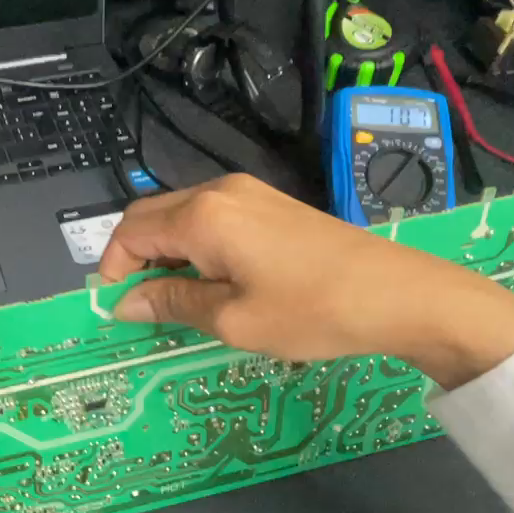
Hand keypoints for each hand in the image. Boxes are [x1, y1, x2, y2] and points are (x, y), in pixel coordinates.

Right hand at [97, 175, 513, 388]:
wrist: (400, 294)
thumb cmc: (310, 312)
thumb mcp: (232, 320)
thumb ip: (171, 304)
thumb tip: (124, 303)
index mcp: (202, 217)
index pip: (130, 234)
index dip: (113, 271)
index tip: (118, 310)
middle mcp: (218, 192)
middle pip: (149, 217)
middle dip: (132, 258)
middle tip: (142, 305)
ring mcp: (246, 192)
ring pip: (177, 215)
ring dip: (162, 252)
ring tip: (177, 297)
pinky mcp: (267, 202)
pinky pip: (208, 216)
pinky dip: (191, 244)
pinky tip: (209, 278)